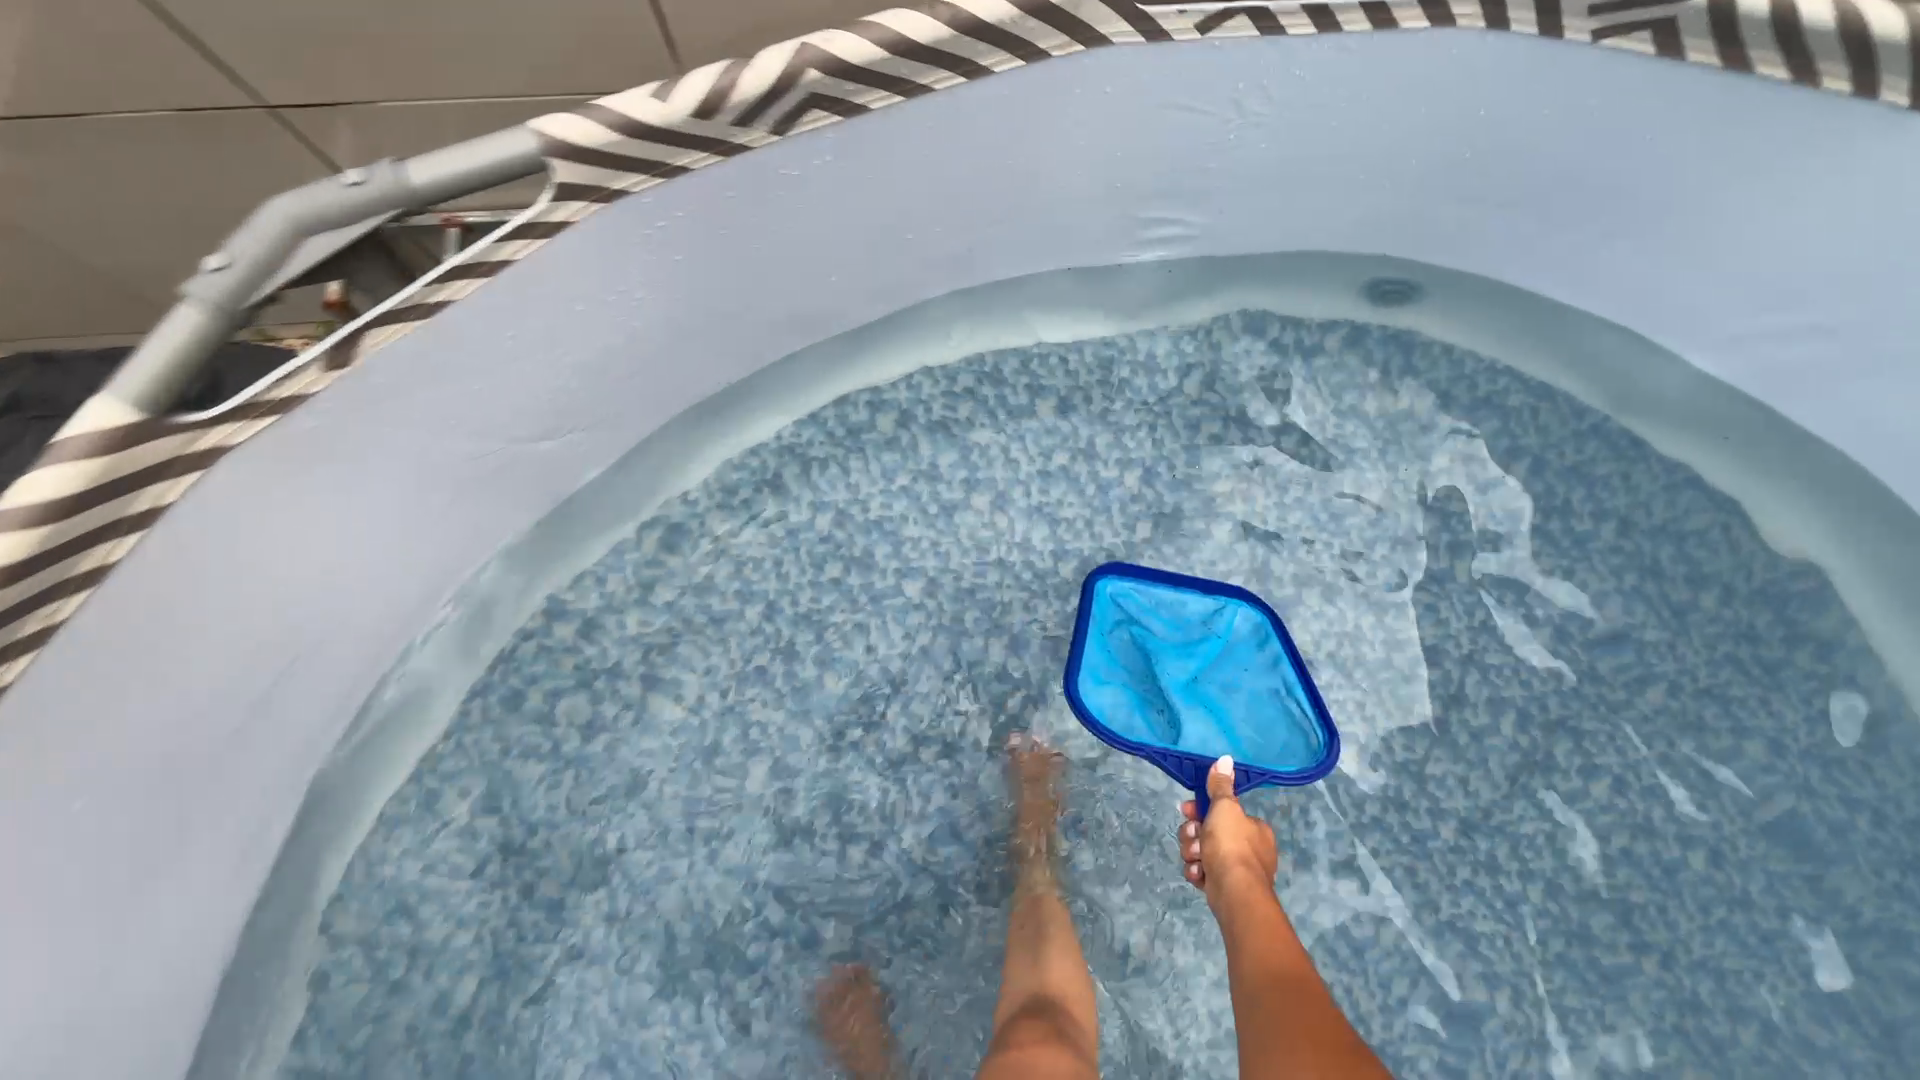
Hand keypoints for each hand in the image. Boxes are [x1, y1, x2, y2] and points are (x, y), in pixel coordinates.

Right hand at [1178, 756, 1278, 905]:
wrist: (1235, 892)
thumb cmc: (1232, 845)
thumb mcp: (1225, 808)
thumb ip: (1221, 786)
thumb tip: (1225, 758)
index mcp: (1254, 827)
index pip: (1222, 811)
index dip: (1200, 809)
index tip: (1187, 811)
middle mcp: (1250, 848)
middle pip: (1208, 831)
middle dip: (1194, 834)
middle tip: (1193, 837)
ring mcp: (1238, 870)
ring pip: (1202, 851)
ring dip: (1193, 852)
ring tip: (1197, 859)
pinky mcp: (1225, 887)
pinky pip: (1203, 871)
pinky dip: (1198, 871)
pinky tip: (1200, 874)